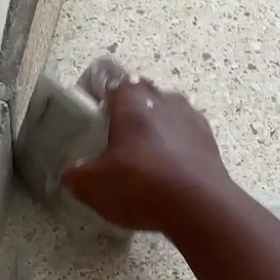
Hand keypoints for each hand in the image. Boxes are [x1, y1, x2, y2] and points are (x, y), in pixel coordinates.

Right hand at [60, 60, 233, 233]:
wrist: (200, 207)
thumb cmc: (141, 185)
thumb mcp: (92, 185)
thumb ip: (75, 175)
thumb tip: (71, 175)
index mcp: (130, 97)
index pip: (104, 72)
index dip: (89, 87)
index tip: (84, 112)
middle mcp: (162, 96)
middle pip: (135, 91)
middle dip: (120, 111)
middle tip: (108, 141)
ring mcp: (190, 115)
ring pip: (161, 112)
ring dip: (148, 128)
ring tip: (139, 160)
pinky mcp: (208, 138)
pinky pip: (182, 133)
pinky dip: (171, 147)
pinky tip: (164, 174)